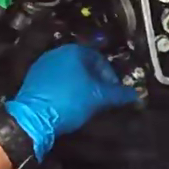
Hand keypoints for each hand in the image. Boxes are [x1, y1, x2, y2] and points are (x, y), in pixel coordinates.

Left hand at [5, 45, 138, 158]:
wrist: (33, 117)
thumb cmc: (69, 101)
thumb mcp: (98, 98)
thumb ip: (118, 94)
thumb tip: (136, 95)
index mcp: (73, 51)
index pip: (100, 59)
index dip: (111, 77)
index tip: (114, 93)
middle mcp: (57, 53)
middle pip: (84, 65)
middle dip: (96, 81)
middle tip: (102, 98)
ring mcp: (42, 65)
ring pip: (69, 73)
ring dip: (81, 86)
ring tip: (87, 103)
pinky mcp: (32, 79)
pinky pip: (55, 81)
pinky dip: (65, 90)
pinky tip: (68, 104)